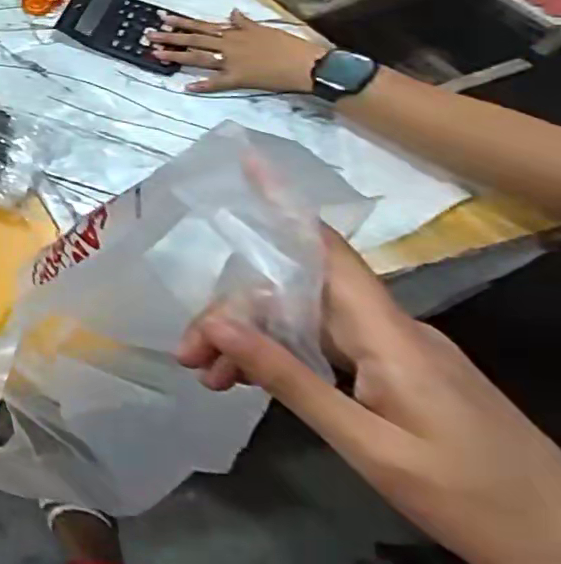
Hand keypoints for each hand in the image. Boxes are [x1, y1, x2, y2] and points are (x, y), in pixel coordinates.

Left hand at [145, 11, 327, 93]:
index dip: (181, 22)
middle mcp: (229, 45)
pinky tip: (186, 87)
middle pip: (194, 40)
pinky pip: (217, 83)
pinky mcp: (239, 78)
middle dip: (170, 37)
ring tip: (155, 54)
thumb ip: (245, 23)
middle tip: (148, 35)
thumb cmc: (292, 46)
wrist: (313, 65)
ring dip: (176, 56)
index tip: (162, 18)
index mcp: (236, 34)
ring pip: (198, 57)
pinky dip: (203, 85)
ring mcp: (232, 62)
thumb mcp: (267, 29)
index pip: (202, 26)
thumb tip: (232, 12)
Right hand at [178, 228, 560, 563]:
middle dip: (231, 317)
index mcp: (393, 338)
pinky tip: (250, 381)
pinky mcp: (401, 376)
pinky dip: (280, 358)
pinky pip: (324, 348)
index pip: (329, 253)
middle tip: (190, 356)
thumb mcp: (372, 447)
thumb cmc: (477, 500)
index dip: (287, 207)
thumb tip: (216, 324)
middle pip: (293, 296)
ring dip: (250, 343)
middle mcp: (393, 332)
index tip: (250, 166)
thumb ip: (291, 380)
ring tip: (211, 377)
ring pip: (301, 324)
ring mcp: (399, 354)